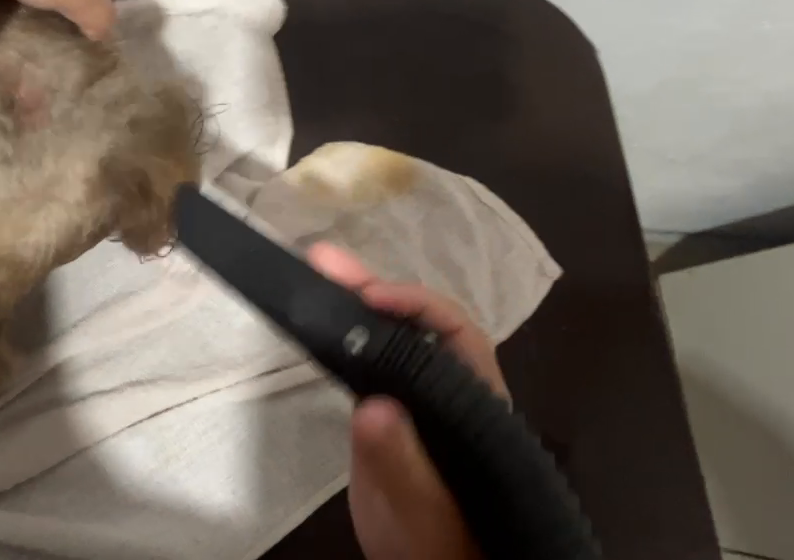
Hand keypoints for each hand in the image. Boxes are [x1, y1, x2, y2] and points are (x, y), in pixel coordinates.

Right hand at [307, 243, 508, 559]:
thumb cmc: (439, 548)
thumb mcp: (421, 514)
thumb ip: (402, 466)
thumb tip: (373, 407)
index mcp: (477, 407)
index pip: (457, 334)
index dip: (416, 305)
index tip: (369, 296)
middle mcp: (452, 391)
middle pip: (419, 323)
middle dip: (372, 288)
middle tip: (322, 261)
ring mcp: (421, 399)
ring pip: (394, 336)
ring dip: (356, 301)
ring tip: (315, 271)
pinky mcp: (392, 410)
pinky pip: (374, 359)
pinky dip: (348, 331)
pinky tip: (321, 317)